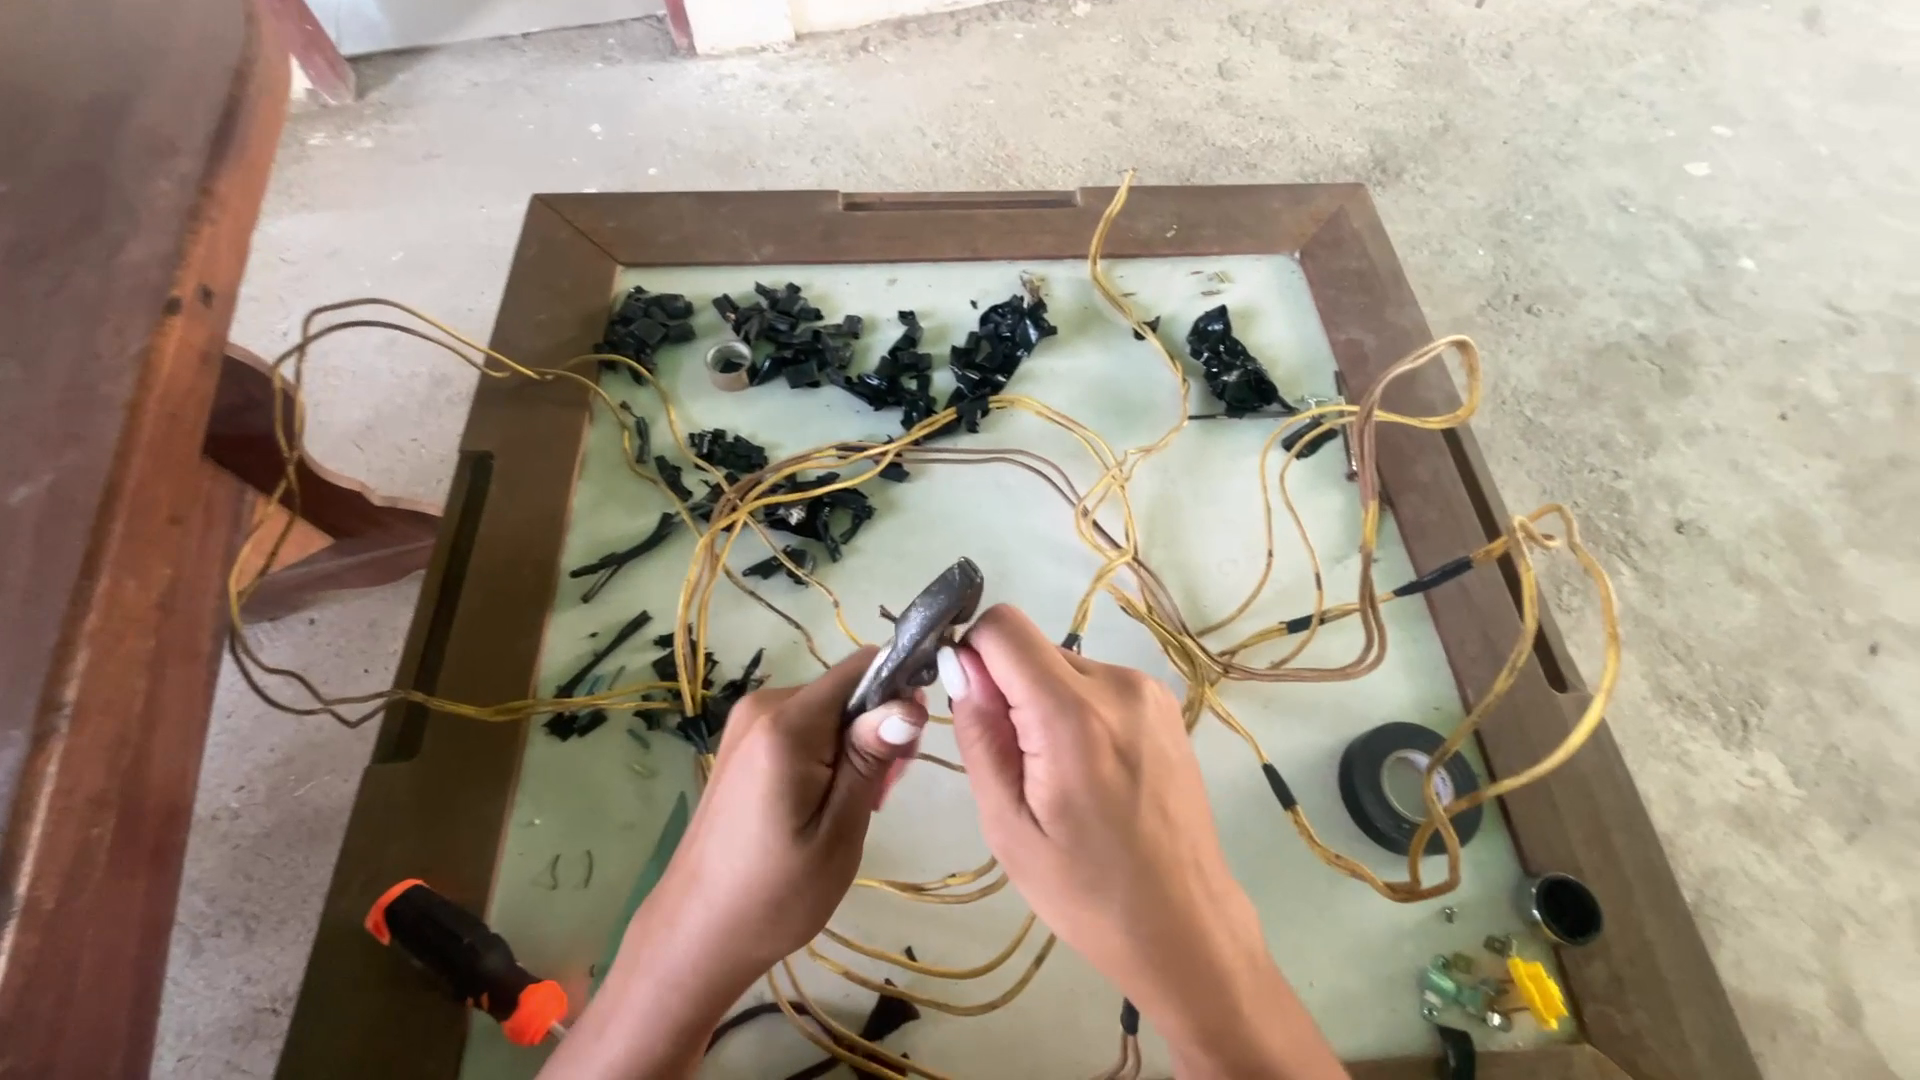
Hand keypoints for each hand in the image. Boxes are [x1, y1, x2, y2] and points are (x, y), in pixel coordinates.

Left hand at [541, 647, 927, 1079]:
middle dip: (876, 729)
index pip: (863, 668)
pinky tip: (824, 802)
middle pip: (847, 690)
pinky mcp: (745, 743)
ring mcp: (749, 723)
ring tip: (852, 808)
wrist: (695, 936)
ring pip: (829, 709)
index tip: (907, 750)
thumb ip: (871, 759)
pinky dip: (828, 754)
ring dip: (854, 746)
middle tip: (881, 794)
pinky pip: (805, 727)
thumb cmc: (775, 895)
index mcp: (787, 724)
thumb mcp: (839, 832)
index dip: (897, 695)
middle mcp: (764, 707)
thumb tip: (910, 701)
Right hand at [944, 604, 1345, 1078]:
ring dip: (1043, 703)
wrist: (1185, 925)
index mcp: (1073, 714)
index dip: (974, 653)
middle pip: (1033, 648)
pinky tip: (1091, 773)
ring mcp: (1148, 691)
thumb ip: (980, 733)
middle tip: (1019, 764)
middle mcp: (1117, 684)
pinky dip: (1077, 712)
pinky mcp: (1164, 706)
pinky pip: (1097, 685)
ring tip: (1059, 777)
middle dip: (1009, 689)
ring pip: (1063, 666)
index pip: (1003, 626)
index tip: (973, 704)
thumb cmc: (1086, 891)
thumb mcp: (1007, 825)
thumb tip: (960, 664)